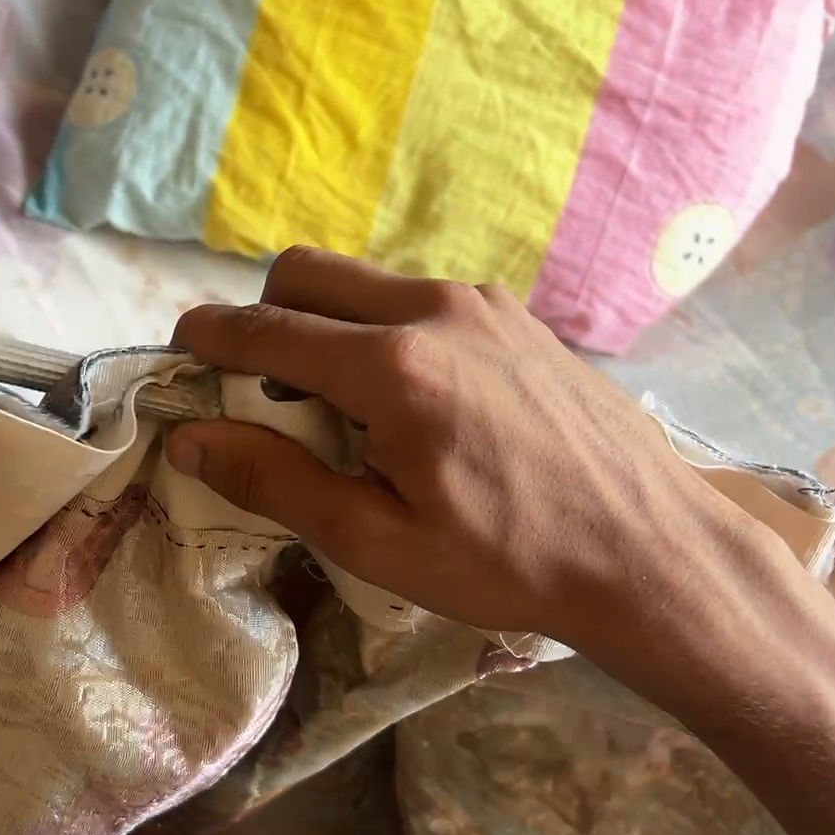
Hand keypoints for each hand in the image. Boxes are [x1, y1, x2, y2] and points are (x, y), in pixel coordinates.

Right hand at [164, 247, 780, 651]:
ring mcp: (481, 305)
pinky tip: (397, 397)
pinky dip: (369, 328)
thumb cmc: (504, 561)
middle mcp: (433, 312)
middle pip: (303, 274)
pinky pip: (408, 298)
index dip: (207, 336)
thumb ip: (271, 479)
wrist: (657, 554)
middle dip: (258, 317)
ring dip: (316, 324)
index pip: (265, 330)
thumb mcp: (370, 540)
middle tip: (257, 387)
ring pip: (357, 282)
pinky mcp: (512, 316)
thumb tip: (188, 442)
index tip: (177, 350)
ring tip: (331, 403)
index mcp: (392, 370)